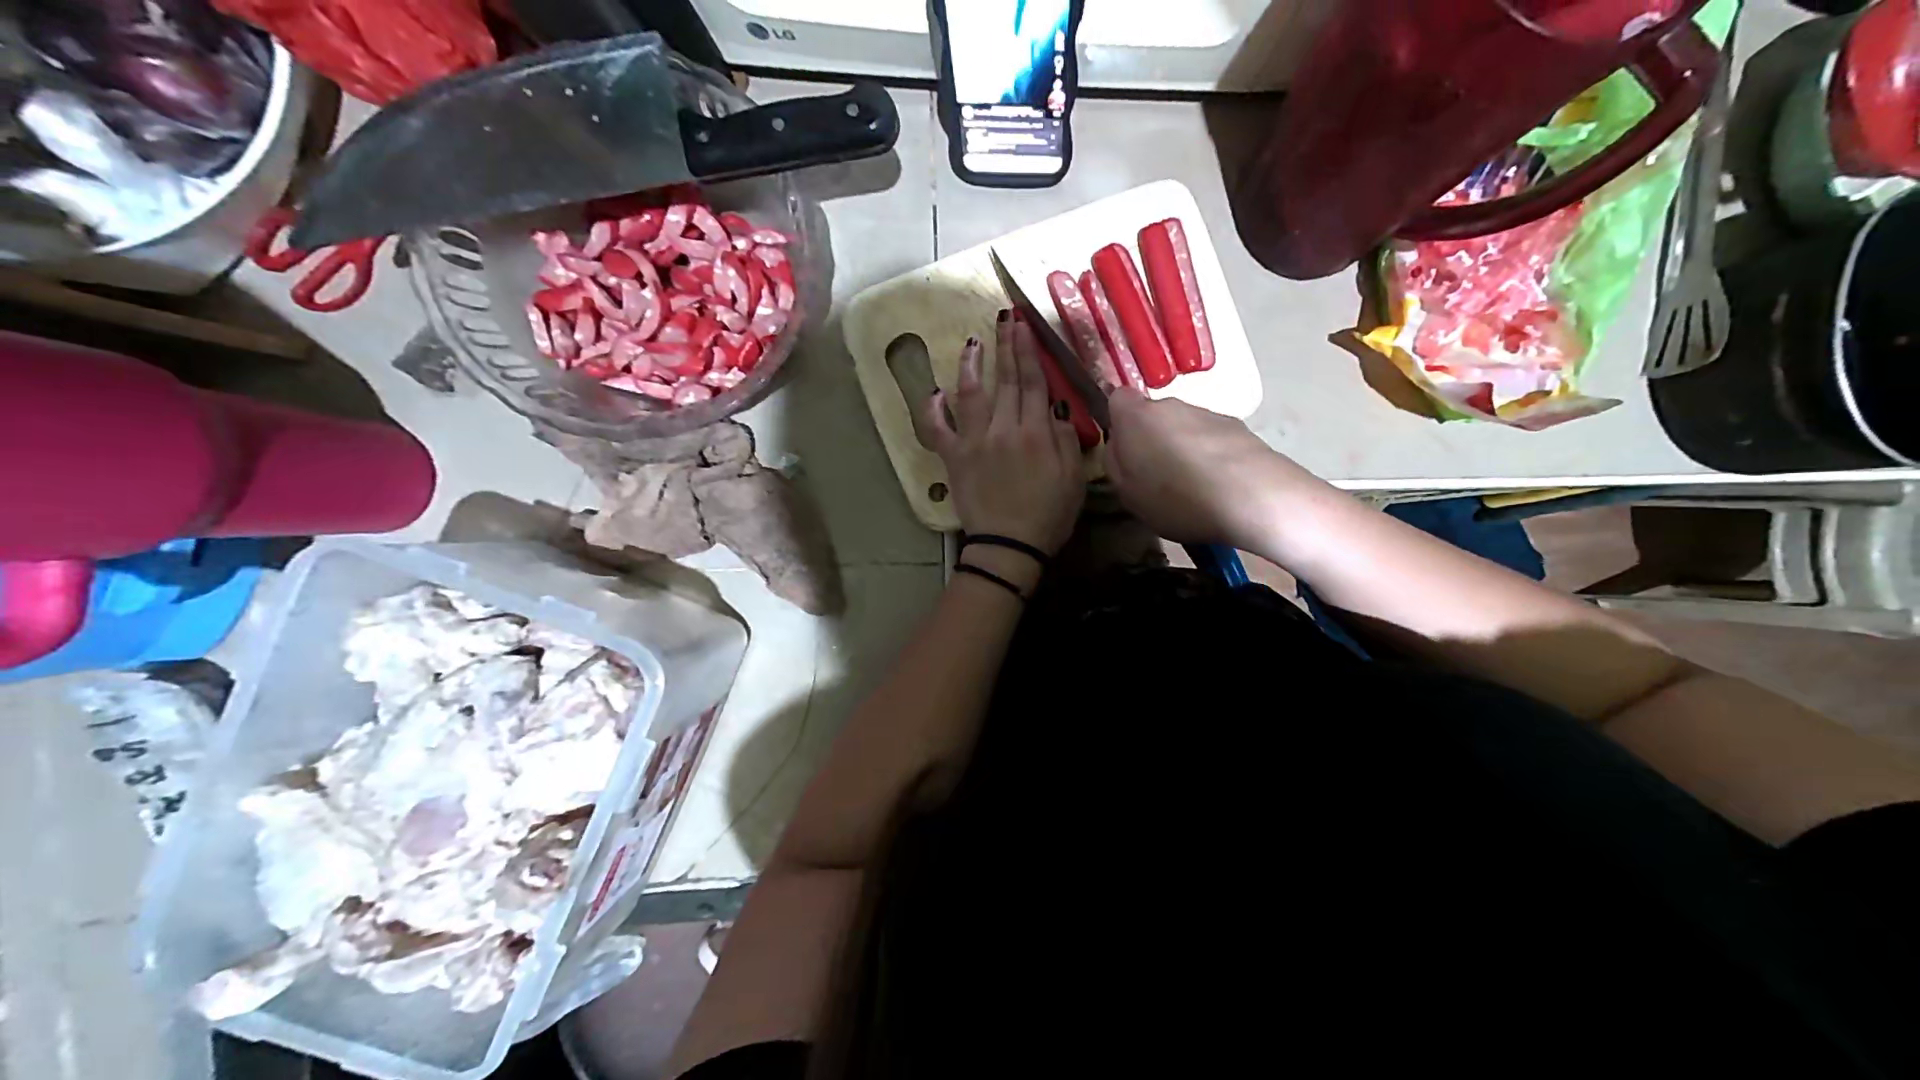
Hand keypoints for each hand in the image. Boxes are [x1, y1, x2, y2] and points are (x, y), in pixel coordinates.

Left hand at [924, 312, 1085, 557]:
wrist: (1009, 546)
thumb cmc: (1048, 515)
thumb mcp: (1072, 478)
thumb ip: (1064, 438)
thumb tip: (1053, 406)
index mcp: (1035, 433)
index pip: (1032, 382)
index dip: (1029, 351)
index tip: (1025, 326)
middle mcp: (1003, 429)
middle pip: (1005, 380)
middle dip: (1005, 345)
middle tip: (1004, 318)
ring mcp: (974, 441)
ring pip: (970, 394)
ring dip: (971, 365)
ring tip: (973, 342)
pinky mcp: (953, 458)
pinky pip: (938, 428)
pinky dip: (933, 409)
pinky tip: (934, 392)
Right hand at [1103, 390, 1318, 549]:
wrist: (1255, 497)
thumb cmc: (1177, 497)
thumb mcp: (1127, 493)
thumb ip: (1115, 464)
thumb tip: (1119, 446)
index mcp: (1137, 416)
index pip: (1118, 399)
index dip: (1119, 424)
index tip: (1124, 453)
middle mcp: (1172, 405)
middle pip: (1154, 416)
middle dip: (1152, 440)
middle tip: (1156, 480)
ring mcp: (1209, 414)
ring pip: (1184, 428)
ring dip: (1183, 450)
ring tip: (1192, 491)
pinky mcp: (1240, 428)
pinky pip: (1213, 441)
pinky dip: (1211, 458)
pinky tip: (1219, 489)